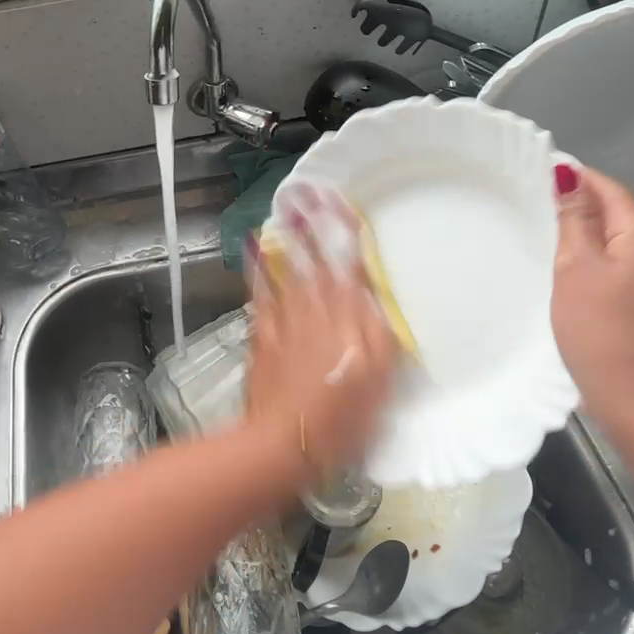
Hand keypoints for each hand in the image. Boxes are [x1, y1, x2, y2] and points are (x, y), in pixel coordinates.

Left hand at [242, 183, 398, 484]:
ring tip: (283, 208)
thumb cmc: (340, 418)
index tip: (339, 201)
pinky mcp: (261, 334)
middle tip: (305, 191)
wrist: (282, 442)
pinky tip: (255, 252)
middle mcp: (313, 310)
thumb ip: (378, 332)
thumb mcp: (378, 379)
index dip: (343, 231)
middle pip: (313, 259)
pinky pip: (260, 292)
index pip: (348, 264)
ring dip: (286, 237)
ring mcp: (283, 320)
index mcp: (347, 319)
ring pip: (285, 269)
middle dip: (310, 223)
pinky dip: (258, 268)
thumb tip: (371, 296)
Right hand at [551, 164, 633, 432]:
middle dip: (576, 210)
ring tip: (539, 243)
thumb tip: (569, 175)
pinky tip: (568, 282)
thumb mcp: (577, 271)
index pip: (607, 188)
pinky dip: (597, 269)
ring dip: (585, 241)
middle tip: (525, 210)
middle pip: (617, 216)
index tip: (529, 175)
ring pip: (620, 247)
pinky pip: (625, 274)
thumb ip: (574, 221)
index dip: (572, 177)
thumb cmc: (606, 335)